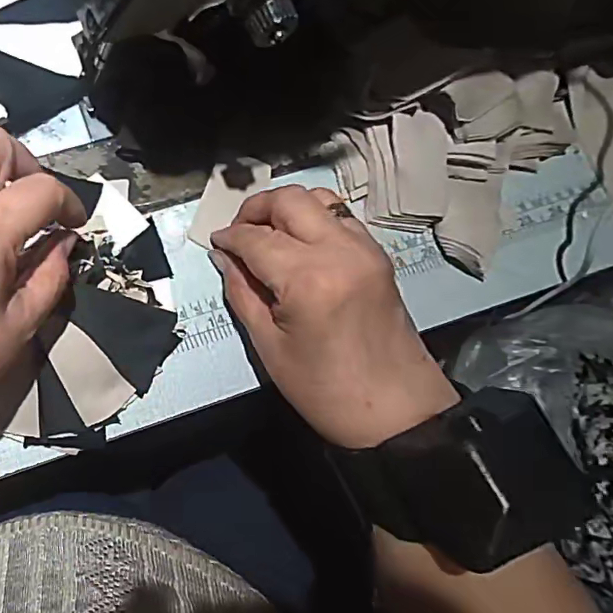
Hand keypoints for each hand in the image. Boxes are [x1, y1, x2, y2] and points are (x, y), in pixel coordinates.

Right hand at [210, 186, 458, 448]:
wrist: (396, 412)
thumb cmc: (324, 389)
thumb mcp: (268, 345)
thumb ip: (242, 292)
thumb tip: (226, 257)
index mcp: (308, 279)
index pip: (255, 237)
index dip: (229, 237)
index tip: (216, 243)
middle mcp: (339, 252)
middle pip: (289, 200)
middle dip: (255, 208)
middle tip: (239, 233)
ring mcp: (364, 250)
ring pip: (318, 200)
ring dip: (286, 210)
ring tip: (267, 235)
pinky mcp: (378, 257)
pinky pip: (340, 218)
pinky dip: (313, 220)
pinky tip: (298, 245)